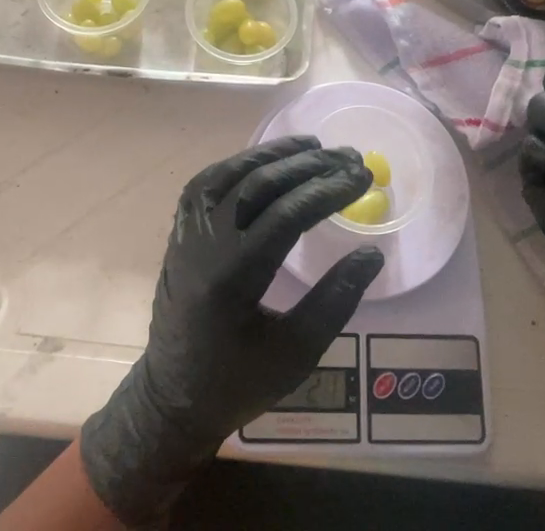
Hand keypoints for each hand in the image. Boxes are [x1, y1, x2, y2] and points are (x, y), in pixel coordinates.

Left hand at [80, 137, 384, 525]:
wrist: (173, 398)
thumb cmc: (239, 383)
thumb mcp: (297, 353)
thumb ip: (336, 299)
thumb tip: (371, 252)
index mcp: (232, 277)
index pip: (285, 214)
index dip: (327, 191)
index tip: (362, 178)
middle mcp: (203, 246)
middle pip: (258, 186)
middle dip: (308, 167)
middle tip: (350, 157)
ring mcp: (185, 236)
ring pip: (228, 176)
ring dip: (272, 155)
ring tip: (314, 146)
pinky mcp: (179, 235)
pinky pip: (206, 185)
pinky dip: (238, 166)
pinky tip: (266, 162)